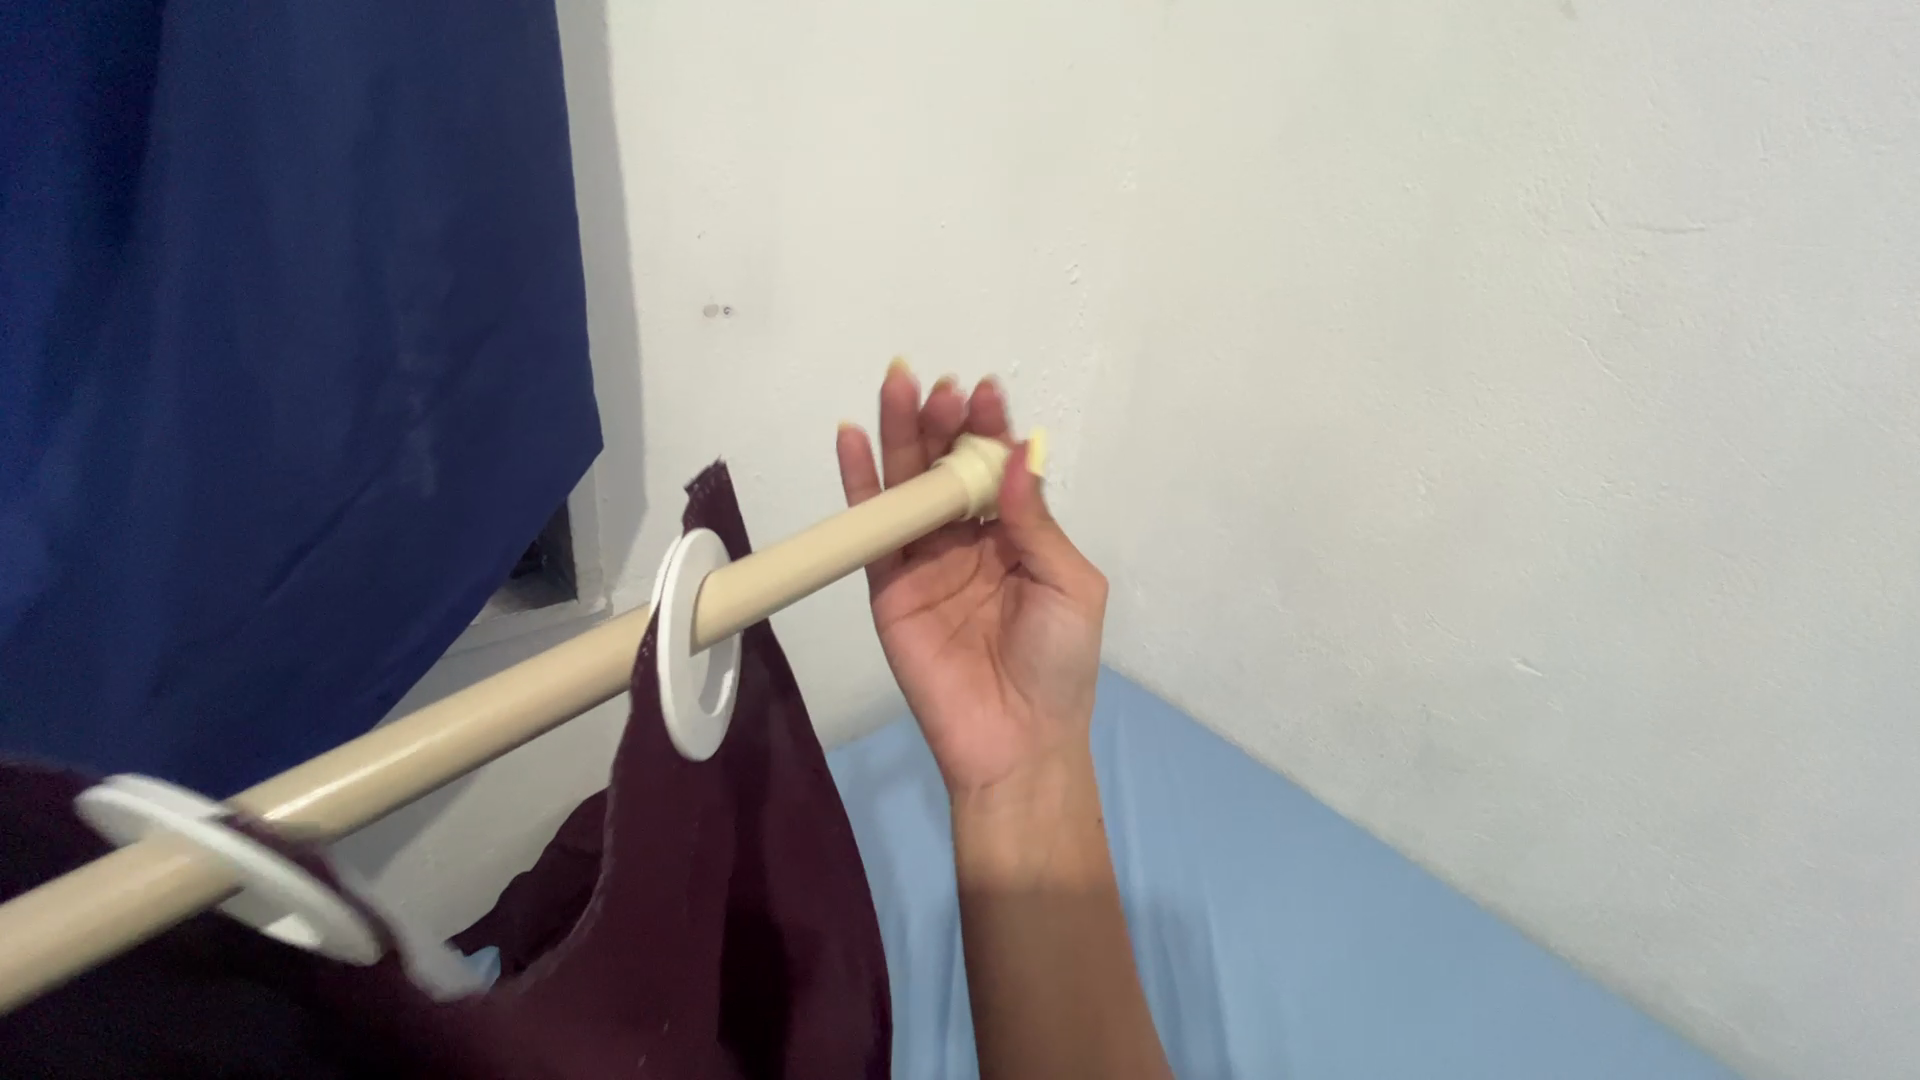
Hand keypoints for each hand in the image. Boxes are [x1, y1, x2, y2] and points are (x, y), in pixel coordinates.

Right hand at [836, 362, 1108, 798]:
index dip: (988, 430)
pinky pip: (871, 529)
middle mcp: (967, 539)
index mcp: (1015, 535)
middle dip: (942, 423)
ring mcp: (924, 560)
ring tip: (898, 387)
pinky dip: (859, 483)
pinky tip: (851, 438)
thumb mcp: (1068, 585)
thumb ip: (1034, 521)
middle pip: (946, 468)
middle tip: (938, 386)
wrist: (1015, 740)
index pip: (995, 469)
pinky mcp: (888, 586)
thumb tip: (1016, 453)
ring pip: (907, 487)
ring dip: (900, 436)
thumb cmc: (1058, 663)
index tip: (985, 393)